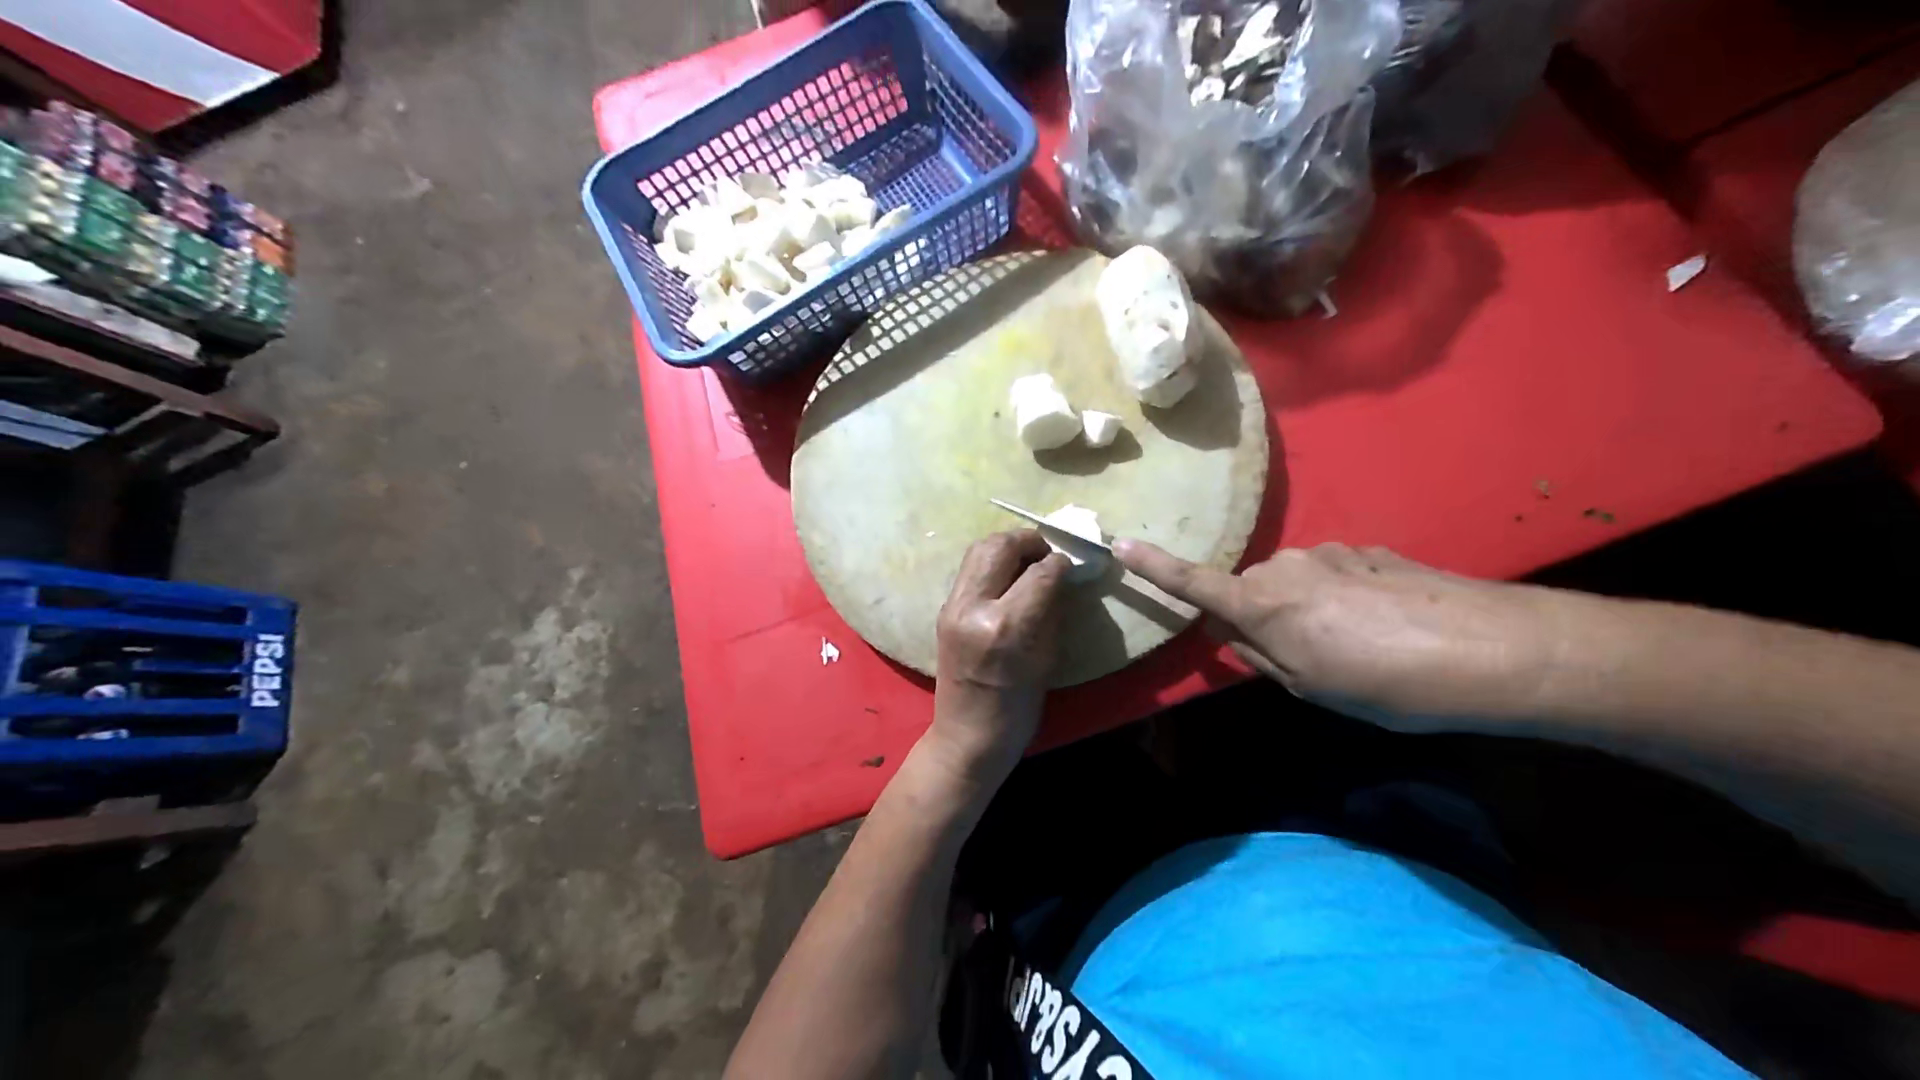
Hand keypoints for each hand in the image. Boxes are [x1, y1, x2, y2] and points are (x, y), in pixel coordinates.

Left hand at [928, 531, 1070, 774]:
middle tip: (1047, 553)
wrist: (968, 735)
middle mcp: (972, 607)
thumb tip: (1061, 574)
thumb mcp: (1048, 658)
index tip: (1071, 563)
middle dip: (1029, 541)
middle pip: (1000, 546)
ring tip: (1028, 561)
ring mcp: (952, 605)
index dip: (1060, 562)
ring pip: (979, 550)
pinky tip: (1008, 579)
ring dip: (1008, 548)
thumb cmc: (1018, 708)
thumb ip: (1053, 609)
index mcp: (1004, 625)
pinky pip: (970, 571)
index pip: (1040, 572)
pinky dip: (992, 565)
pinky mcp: (944, 609)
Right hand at [1114, 539, 1560, 731]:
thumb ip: (1259, 656)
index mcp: (1263, 604)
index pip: (1194, 583)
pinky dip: (1339, 597)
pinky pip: (1332, 574)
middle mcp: (1287, 567)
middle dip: (1258, 616)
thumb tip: (1229, 632)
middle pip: (1249, 589)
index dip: (1154, 567)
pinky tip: (1383, 624)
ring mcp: (1331, 553)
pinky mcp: (1370, 551)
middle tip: (1300, 659)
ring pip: (1292, 582)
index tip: (1120, 543)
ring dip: (1302, 608)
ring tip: (1355, 647)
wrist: (1493, 650)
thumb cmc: (1387, 683)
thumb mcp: (1311, 688)